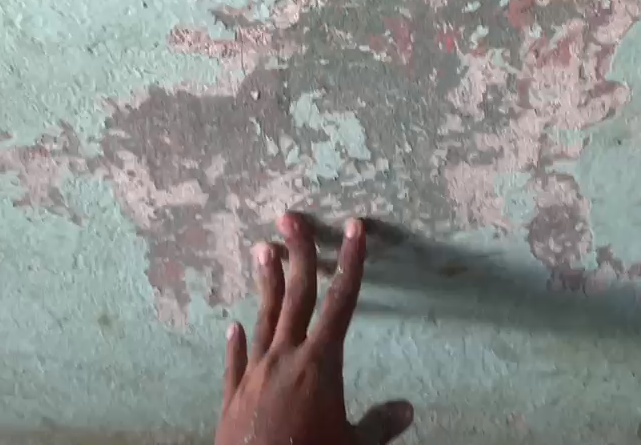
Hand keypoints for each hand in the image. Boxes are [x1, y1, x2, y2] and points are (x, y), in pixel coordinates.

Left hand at [216, 212, 414, 444]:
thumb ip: (378, 425)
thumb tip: (408, 409)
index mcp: (320, 363)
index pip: (342, 301)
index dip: (352, 261)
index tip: (354, 226)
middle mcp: (286, 357)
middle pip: (296, 295)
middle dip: (298, 253)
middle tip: (289, 216)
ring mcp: (255, 375)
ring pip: (264, 318)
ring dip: (266, 283)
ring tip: (262, 249)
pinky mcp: (232, 398)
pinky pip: (236, 362)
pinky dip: (236, 343)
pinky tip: (233, 325)